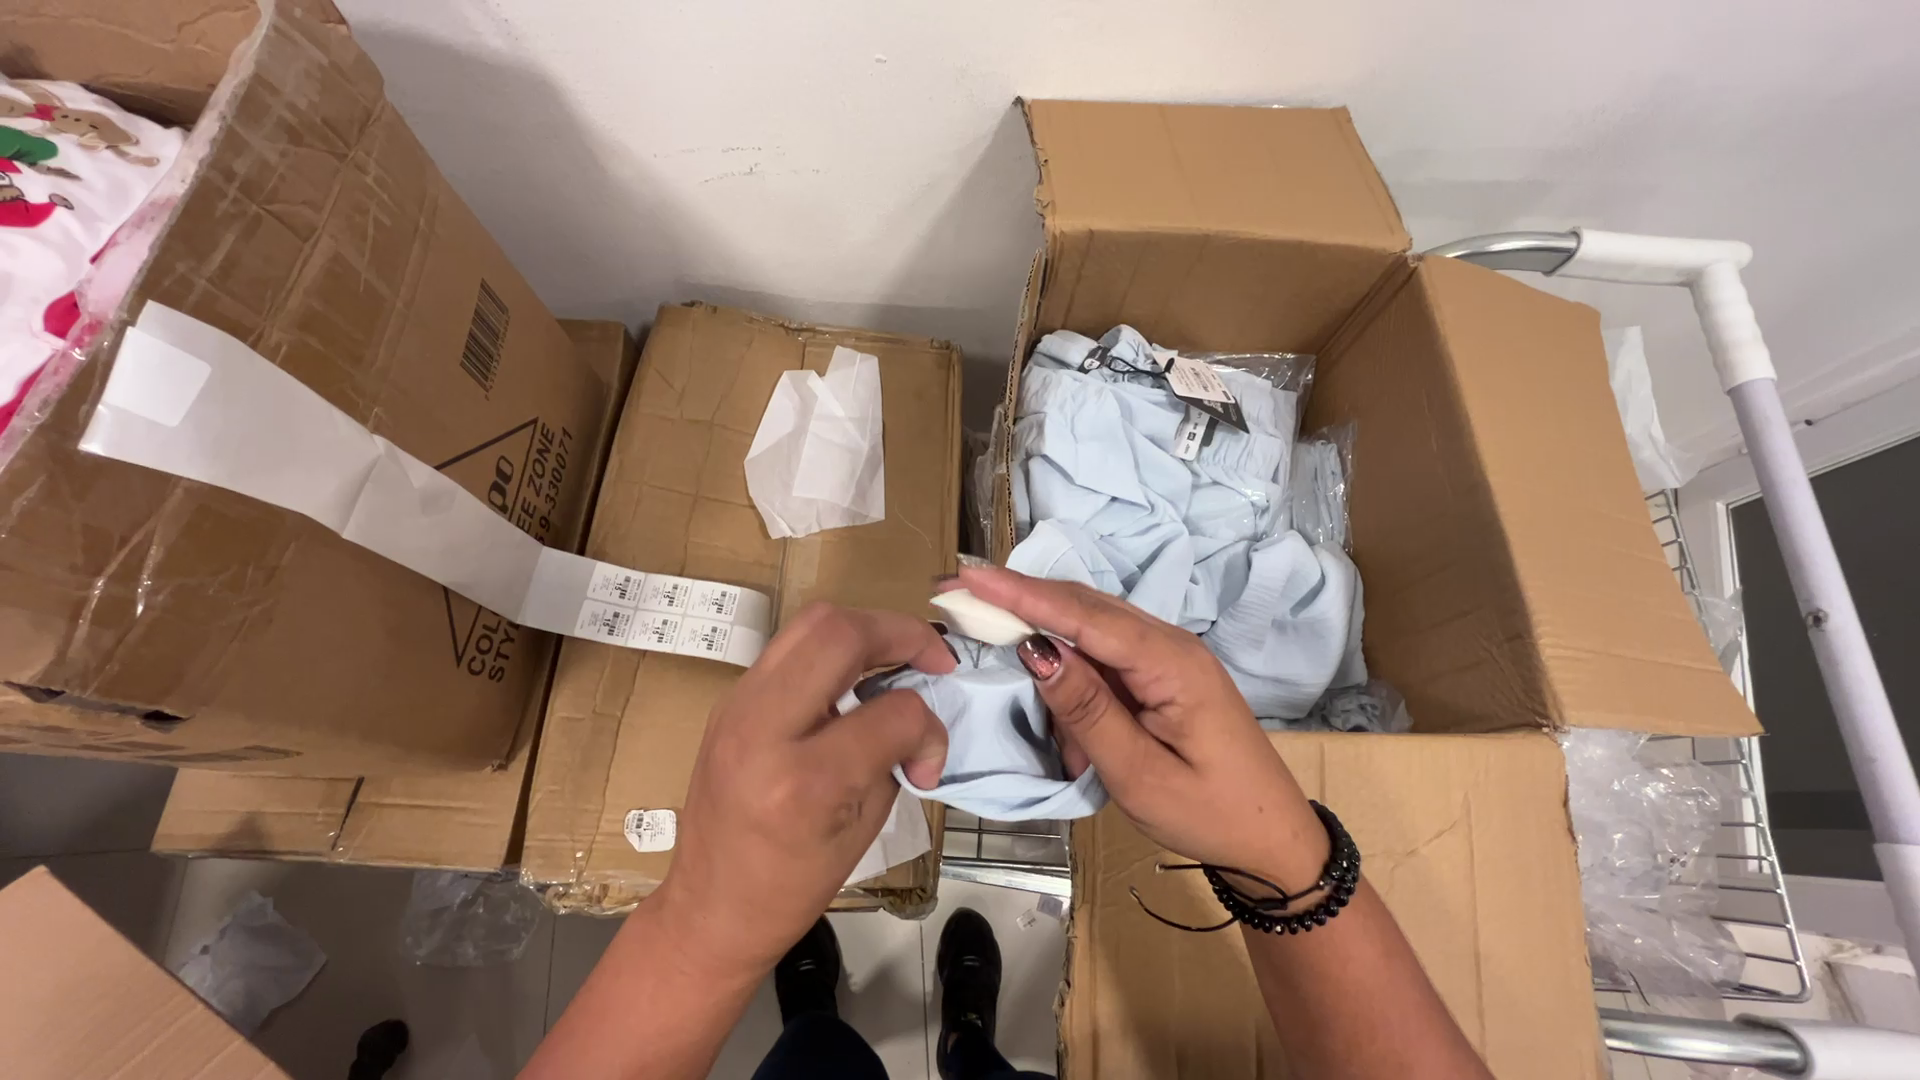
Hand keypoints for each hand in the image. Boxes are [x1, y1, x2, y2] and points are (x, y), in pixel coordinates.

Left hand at [650, 602, 954, 981]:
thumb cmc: (792, 887)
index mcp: (804, 782)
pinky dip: (834, 651)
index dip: (930, 729)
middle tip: (932, 660)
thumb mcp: (863, 828)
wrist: (708, 907)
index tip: (930, 756)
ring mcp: (738, 707)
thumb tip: (920, 715)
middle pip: (841, 633)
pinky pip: (791, 648)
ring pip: (812, 623)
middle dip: (901, 633)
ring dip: (866, 631)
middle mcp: (763, 729)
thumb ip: (894, 758)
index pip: (892, 714)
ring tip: (895, 658)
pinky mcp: (730, 701)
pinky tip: (852, 679)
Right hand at [951, 564, 1329, 885]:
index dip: (1022, 594)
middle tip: (961, 593)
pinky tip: (1062, 714)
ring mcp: (1165, 656)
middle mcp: (1168, 643)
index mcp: (1169, 662)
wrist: (1271, 838)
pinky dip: (1071, 674)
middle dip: (1021, 598)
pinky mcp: (1159, 674)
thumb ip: (1087, 709)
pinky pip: (1103, 656)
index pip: (1083, 615)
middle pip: (1083, 606)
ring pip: (1090, 627)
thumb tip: (1036, 651)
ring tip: (1005, 658)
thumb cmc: (1209, 812)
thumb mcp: (1139, 773)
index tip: (969, 576)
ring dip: (1045, 640)